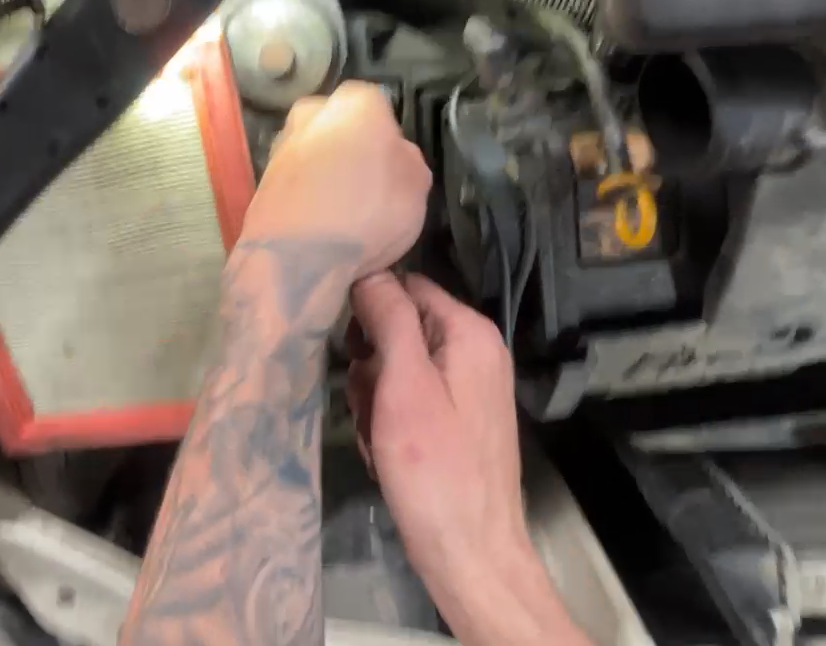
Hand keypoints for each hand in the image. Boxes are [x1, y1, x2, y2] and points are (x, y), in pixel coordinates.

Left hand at [234, 82, 430, 309]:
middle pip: (342, 128)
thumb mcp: (418, 185)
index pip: (379, 107)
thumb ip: (407, 158)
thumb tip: (393, 155)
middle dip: (353, 151)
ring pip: (317, 155)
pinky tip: (319, 225)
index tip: (392, 168)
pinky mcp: (262, 177)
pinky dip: (306, 196)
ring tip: (343, 215)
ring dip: (327, 175)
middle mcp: (311, 111)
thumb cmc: (368, 210)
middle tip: (370, 189)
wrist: (296, 256)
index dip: (389, 140)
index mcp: (355, 101)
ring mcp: (282, 143)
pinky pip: (297, 182)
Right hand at [347, 273, 584, 645]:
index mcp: (468, 331)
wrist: (470, 553)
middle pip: (399, 327)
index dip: (370, 310)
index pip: (405, 285)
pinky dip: (390, 418)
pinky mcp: (457, 417)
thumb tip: (369, 271)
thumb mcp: (403, 383)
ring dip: (374, 396)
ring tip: (378, 435)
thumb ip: (389, 319)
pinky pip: (409, 396)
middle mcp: (474, 349)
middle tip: (368, 404)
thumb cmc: (434, 466)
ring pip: (397, 365)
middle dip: (370, 363)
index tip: (350, 347)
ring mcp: (467, 386)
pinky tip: (387, 449)